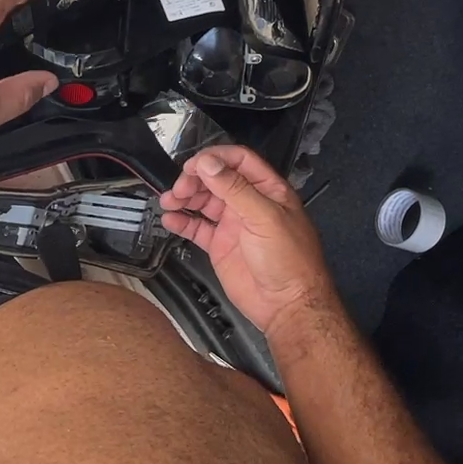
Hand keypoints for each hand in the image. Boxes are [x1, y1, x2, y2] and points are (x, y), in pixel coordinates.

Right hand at [159, 146, 342, 339]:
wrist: (287, 305)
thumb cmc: (292, 262)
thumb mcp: (264, 217)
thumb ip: (235, 189)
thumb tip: (210, 164)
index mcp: (267, 190)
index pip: (239, 161)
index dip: (215, 158)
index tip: (195, 164)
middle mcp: (249, 204)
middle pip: (216, 179)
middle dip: (195, 179)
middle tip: (180, 187)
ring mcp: (234, 224)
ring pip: (203, 201)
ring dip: (184, 198)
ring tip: (170, 200)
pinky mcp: (220, 245)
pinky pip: (197, 228)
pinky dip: (182, 222)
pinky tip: (171, 219)